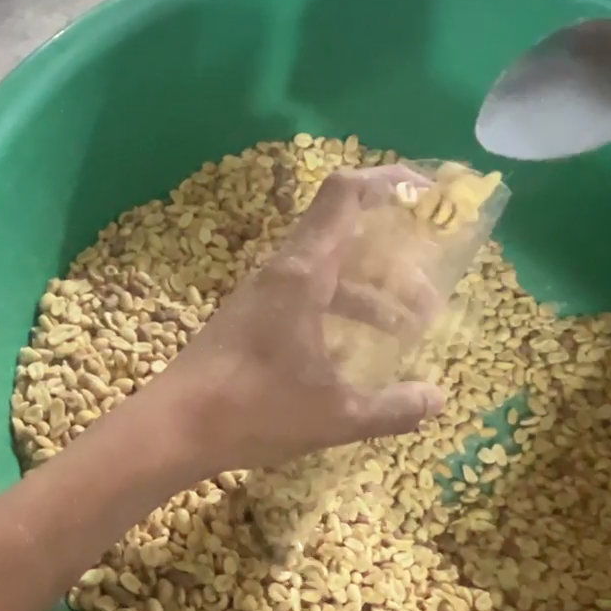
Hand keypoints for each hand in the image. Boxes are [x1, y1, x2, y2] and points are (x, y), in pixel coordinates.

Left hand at [138, 166, 447, 474]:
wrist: (172, 430)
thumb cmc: (253, 411)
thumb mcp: (335, 415)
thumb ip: (393, 407)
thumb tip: (438, 400)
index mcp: (302, 274)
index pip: (345, 195)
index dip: (390, 181)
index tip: (429, 195)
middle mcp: (280, 275)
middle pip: (344, 240)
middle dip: (394, 262)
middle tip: (430, 300)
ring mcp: (259, 299)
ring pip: (325, 277)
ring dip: (368, 296)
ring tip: (405, 332)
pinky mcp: (246, 324)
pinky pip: (303, 302)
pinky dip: (337, 316)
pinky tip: (353, 356)